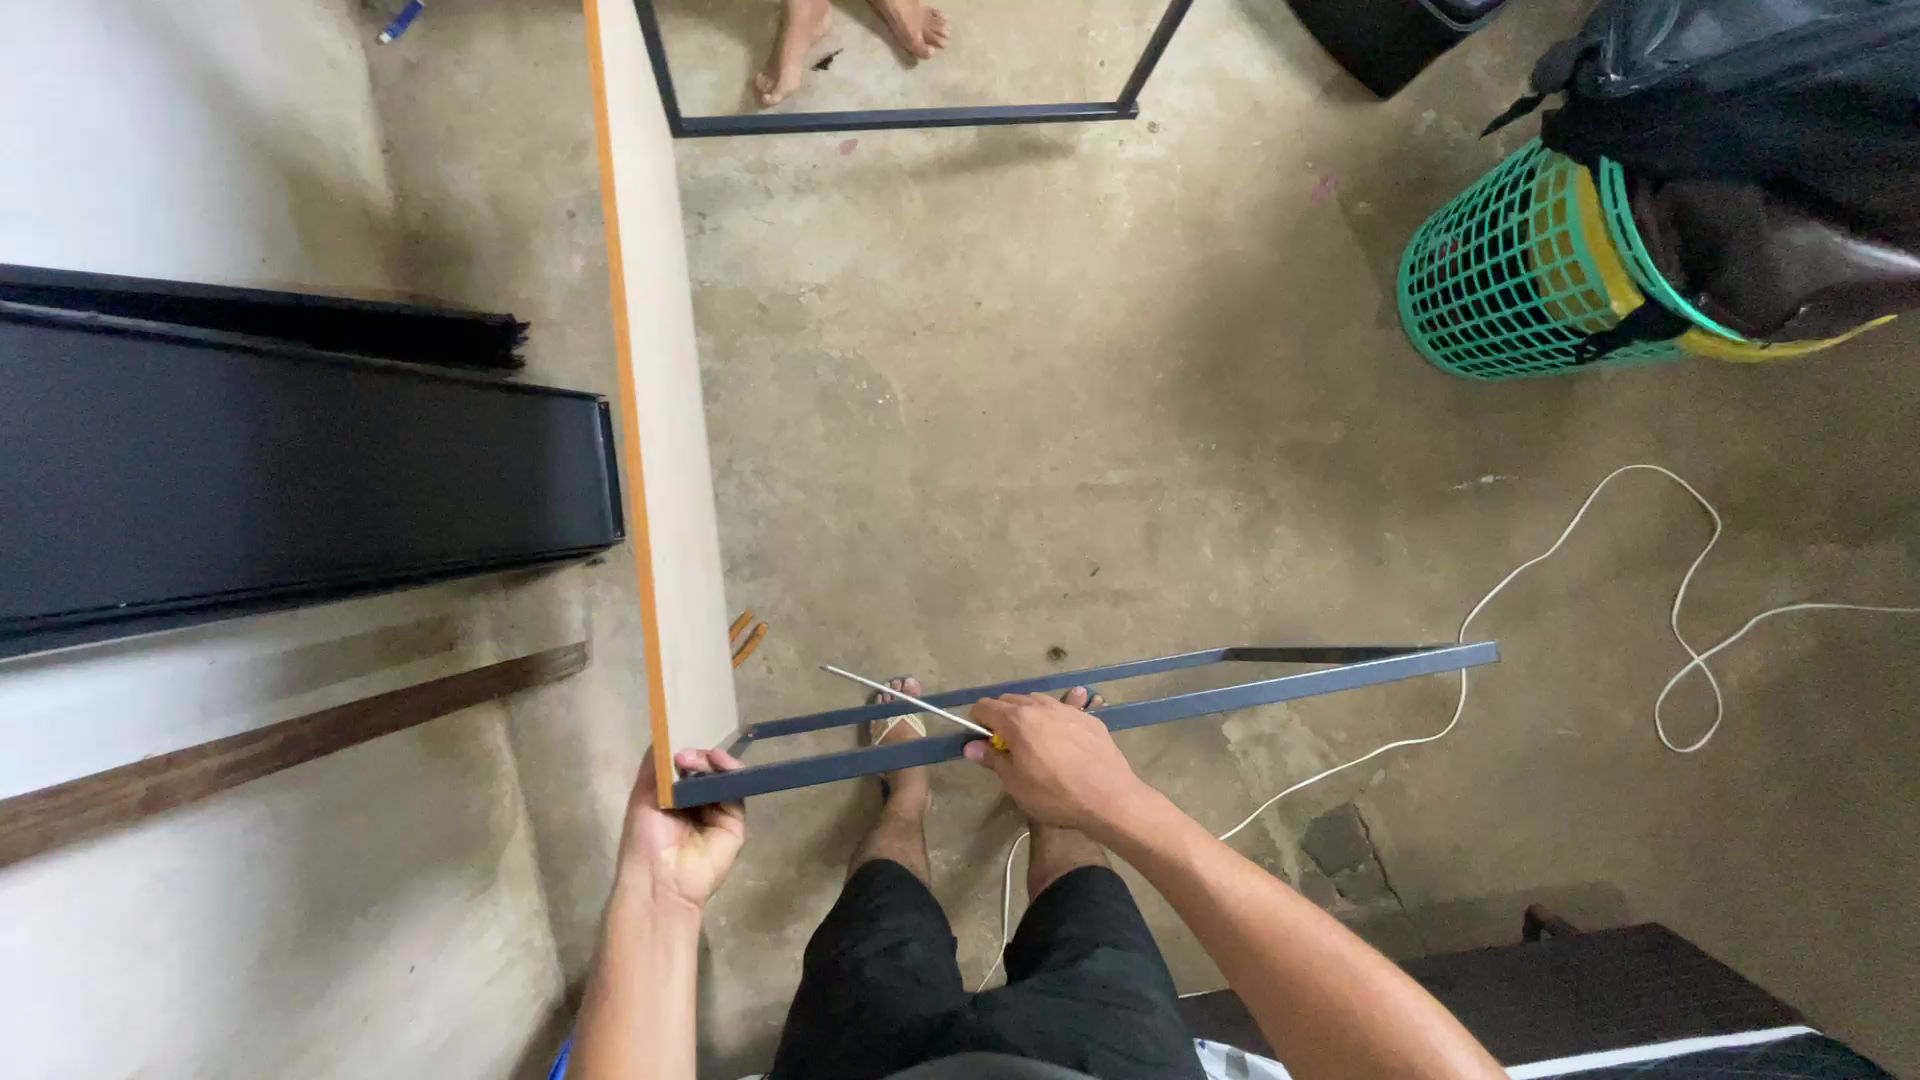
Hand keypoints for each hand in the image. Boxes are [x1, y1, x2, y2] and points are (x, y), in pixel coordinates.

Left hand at [618, 746, 747, 910]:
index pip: (688, 768)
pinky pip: (737, 791)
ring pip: (725, 776)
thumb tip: (667, 733)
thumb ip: (655, 764)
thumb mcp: (643, 796)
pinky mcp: (736, 821)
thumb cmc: (644, 838)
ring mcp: (719, 812)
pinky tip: (719, 764)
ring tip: (704, 758)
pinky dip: (731, 773)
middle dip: (700, 756)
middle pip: (709, 769)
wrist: (659, 879)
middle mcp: (699, 803)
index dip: (687, 751)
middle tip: (686, 755)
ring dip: (715, 761)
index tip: (681, 739)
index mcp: (676, 799)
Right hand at [962, 693, 1149, 834]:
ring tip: (1035, 744)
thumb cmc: (1055, 795)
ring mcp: (1067, 708)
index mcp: (1017, 720)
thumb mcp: (1015, 783)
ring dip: (1028, 716)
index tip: (983, 742)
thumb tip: (971, 745)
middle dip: (1002, 717)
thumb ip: (992, 758)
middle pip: (1010, 700)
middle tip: (1008, 746)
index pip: (984, 707)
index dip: (978, 722)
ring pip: (1037, 702)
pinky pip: (1062, 710)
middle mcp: (1040, 705)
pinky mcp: (1089, 718)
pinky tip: (1063, 744)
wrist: (1110, 798)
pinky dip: (1053, 720)